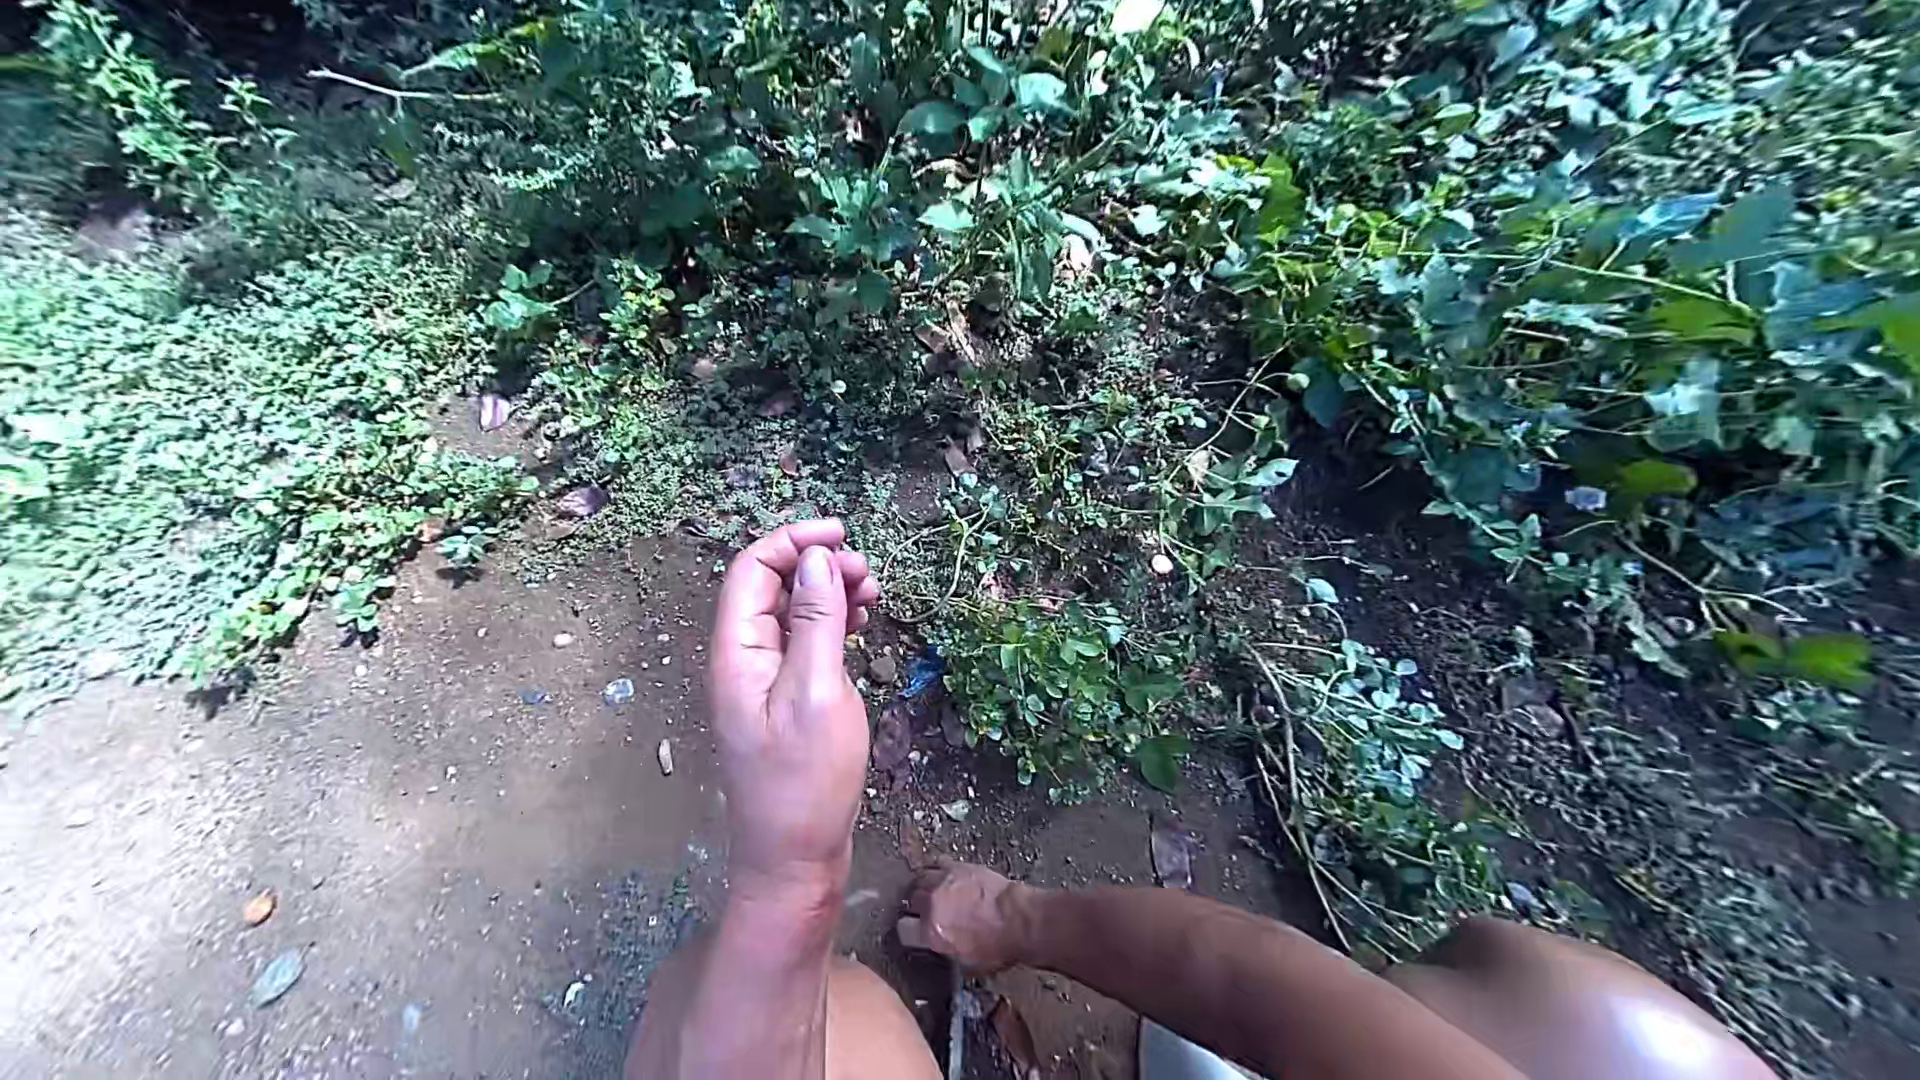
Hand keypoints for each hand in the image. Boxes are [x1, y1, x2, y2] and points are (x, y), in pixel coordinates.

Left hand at [709, 519, 878, 890]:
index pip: (753, 570)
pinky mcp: (787, 695)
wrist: (795, 858)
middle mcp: (744, 658)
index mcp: (737, 652)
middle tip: (868, 574)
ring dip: (830, 593)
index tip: (843, 534)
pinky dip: (833, 623)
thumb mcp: (817, 692)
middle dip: (819, 566)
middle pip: (773, 586)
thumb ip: (816, 622)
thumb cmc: (805, 781)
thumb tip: (818, 561)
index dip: (794, 541)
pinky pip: (806, 641)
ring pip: (793, 612)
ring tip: (872, 595)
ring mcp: (765, 678)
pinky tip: (859, 624)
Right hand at [896, 859, 1034, 973]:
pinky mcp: (957, 866)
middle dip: (917, 906)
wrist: (1016, 919)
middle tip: (925, 911)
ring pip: (921, 878)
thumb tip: (939, 944)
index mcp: (931, 932)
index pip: (904, 929)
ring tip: (932, 891)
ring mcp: (944, 881)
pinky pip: (938, 863)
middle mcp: (932, 903)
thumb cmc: (997, 946)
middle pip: (911, 899)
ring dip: (924, 886)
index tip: (914, 931)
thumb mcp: (965, 963)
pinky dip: (938, 870)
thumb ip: (944, 950)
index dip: (909, 930)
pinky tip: (944, 876)